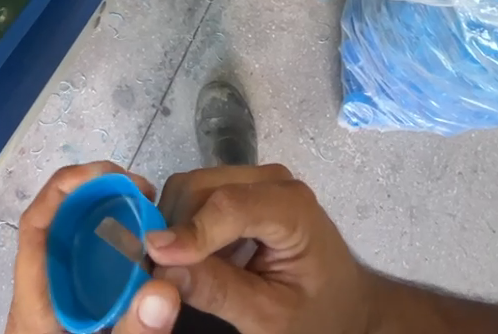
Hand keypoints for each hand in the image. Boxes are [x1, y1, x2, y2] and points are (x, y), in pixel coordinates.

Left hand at [7, 162, 183, 333]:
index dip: (65, 189)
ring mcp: (53, 306)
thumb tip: (166, 286)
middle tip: (144, 194)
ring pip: (72, 246)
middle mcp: (38, 296)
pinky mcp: (69, 316)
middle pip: (55, 226)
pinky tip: (141, 255)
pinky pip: (85, 269)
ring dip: (105, 221)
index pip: (36, 226)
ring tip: (147, 215)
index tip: (111, 175)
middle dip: (95, 197)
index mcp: (35, 302)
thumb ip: (133, 332)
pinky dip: (112, 251)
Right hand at [143, 164, 373, 333]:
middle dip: (177, 228)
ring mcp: (255, 180)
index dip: (188, 229)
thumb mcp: (270, 317)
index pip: (228, 205)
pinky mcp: (243, 188)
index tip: (152, 258)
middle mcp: (271, 180)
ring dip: (177, 226)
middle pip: (203, 187)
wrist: (345, 305)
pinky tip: (197, 257)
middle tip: (162, 276)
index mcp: (291, 207)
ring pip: (194, 187)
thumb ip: (219, 290)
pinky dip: (186, 223)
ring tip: (183, 270)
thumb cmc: (316, 316)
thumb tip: (163, 267)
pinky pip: (199, 194)